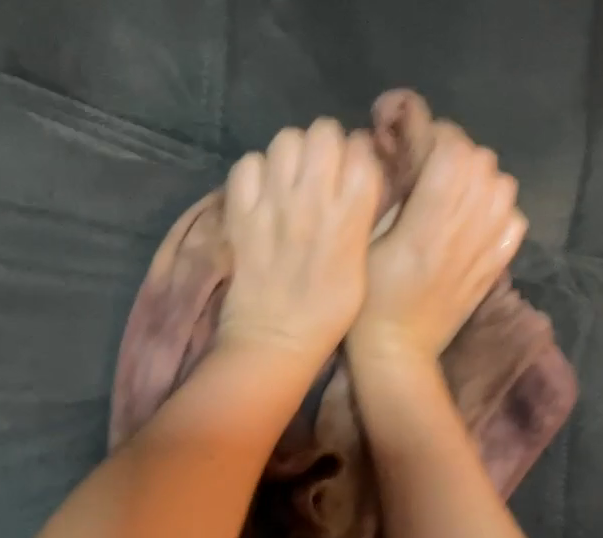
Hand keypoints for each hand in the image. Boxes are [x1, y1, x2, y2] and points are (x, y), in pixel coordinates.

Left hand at [215, 118, 382, 363]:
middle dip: (325, 147)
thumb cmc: (327, 314)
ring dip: (291, 156)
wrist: (275, 341)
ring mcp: (273, 203)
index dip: (359, 158)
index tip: (354, 176)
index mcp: (350, 217)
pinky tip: (262, 197)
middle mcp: (313, 200)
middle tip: (320, 174)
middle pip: (323, 132)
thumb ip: (362, 220)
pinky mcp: (241, 212)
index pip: (361, 150)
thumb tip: (360, 183)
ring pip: (286, 140)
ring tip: (290, 183)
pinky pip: (248, 164)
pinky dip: (256, 174)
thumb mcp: (362, 269)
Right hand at [347, 126, 526, 367]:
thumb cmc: (369, 301)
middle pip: (482, 162)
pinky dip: (500, 212)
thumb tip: (397, 156)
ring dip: (482, 180)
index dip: (436, 137)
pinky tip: (477, 220)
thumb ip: (385, 198)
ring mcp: (483, 252)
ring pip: (503, 186)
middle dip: (459, 154)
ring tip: (458, 192)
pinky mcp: (494, 269)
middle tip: (435, 167)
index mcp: (425, 226)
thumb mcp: (363, 245)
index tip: (418, 145)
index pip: (452, 152)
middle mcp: (462, 234)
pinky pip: (515, 221)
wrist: (398, 353)